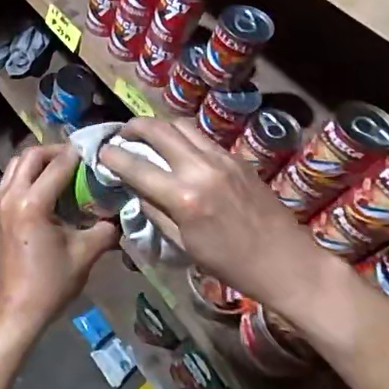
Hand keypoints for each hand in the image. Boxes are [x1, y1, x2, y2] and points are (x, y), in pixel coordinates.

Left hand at [0, 144, 119, 330]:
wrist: (18, 306)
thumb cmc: (52, 282)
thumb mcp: (86, 253)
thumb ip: (106, 227)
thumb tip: (122, 210)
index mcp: (32, 204)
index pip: (57, 165)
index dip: (78, 154)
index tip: (97, 149)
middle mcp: (10, 196)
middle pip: (30, 155)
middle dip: (55, 151)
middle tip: (78, 158)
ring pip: (16, 164)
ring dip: (38, 161)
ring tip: (62, 169)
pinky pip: (10, 179)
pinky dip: (27, 174)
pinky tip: (47, 187)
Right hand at [97, 117, 342, 318]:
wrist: (287, 264)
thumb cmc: (230, 263)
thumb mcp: (182, 243)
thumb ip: (154, 210)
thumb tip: (135, 188)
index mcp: (184, 197)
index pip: (135, 165)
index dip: (112, 156)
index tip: (101, 153)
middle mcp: (201, 169)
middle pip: (157, 129)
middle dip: (132, 128)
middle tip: (122, 136)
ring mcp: (222, 159)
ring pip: (181, 125)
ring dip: (158, 126)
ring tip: (148, 137)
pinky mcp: (238, 159)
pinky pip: (202, 137)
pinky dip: (182, 136)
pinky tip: (178, 150)